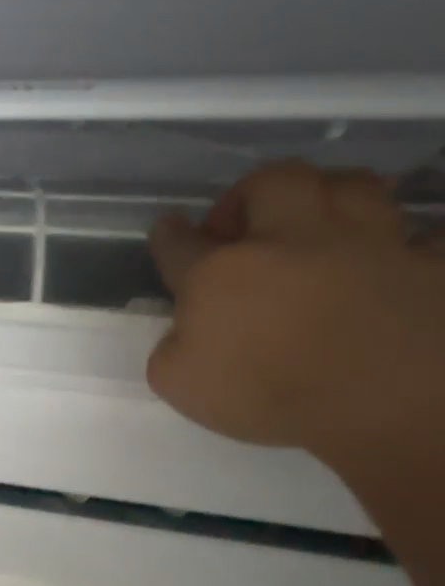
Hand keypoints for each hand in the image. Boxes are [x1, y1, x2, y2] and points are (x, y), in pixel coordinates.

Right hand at [147, 160, 444, 465]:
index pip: (180, 242)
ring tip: (317, 223)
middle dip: (249, 194)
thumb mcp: (178, 382)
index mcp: (220, 272)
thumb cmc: (267, 395)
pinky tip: (392, 256)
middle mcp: (292, 241)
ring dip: (327, 196)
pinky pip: (425, 233)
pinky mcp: (430, 262)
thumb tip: (188, 328)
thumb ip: (173, 344)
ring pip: (353, 185)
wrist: (389, 404)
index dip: (169, 233)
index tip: (167, 227)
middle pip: (273, 182)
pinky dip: (407, 239)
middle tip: (242, 224)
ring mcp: (370, 245)